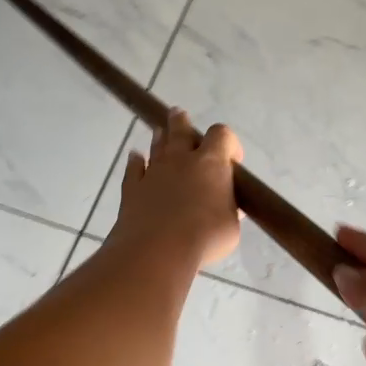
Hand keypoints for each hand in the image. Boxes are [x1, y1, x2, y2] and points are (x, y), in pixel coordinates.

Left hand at [107, 110, 242, 269]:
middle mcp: (181, 160)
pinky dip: (135, 162)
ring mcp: (154, 172)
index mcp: (211, 164)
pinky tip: (134, 158)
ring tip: (159, 131)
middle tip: (179, 115)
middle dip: (182, 122)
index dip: (229, 143)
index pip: (222, 135)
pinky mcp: (132, 188)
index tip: (233, 160)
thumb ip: (229, 210)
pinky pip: (133, 168)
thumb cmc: (205, 236)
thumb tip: (228, 206)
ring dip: (160, 137)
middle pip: (181, 130)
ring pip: (157, 145)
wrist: (157, 250)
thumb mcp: (231, 226)